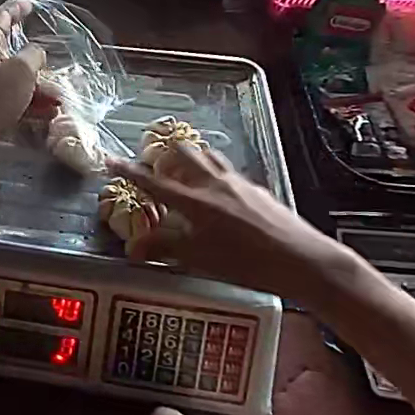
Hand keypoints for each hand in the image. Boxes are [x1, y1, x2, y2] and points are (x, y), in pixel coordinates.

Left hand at [0, 0, 45, 158]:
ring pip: (8, 73)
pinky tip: (45, 111)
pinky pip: (3, 91)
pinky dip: (23, 97)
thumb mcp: (22, 73)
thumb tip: (35, 51)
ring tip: (57, 96)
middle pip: (6, 45)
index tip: (30, 1)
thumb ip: (34, 55)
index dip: (18, 7)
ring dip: (33, 83)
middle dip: (31, 54)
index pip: (1, 15)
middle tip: (48, 47)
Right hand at [109, 145, 374, 308]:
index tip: (110, 161)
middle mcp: (213, 183)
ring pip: (206, 155)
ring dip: (189, 157)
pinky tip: (217, 190)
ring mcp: (237, 182)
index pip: (152, 181)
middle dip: (163, 153)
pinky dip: (212, 171)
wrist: (303, 260)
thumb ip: (163, 248)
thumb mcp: (198, 259)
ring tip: (182, 170)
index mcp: (194, 200)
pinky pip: (226, 170)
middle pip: (182, 152)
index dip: (128, 171)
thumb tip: (132, 248)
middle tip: (154, 166)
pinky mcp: (256, 189)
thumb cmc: (248, 262)